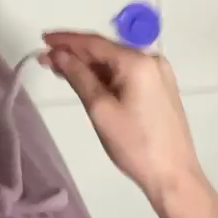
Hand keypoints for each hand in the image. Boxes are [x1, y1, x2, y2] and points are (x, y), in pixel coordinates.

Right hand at [42, 31, 203, 201]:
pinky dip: (104, 75)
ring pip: (114, 62)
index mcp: (137, 61)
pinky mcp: (159, 88)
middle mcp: (150, 60)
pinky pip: (125, 73)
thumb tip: (58, 53)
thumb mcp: (100, 109)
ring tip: (59, 69)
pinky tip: (86, 79)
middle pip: (104, 50)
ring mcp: (158, 74)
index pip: (93, 43)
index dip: (65, 40)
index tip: (43, 39)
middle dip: (74, 53)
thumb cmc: (135, 145)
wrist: (175, 179)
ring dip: (87, 65)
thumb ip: (77, 75)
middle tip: (46, 59)